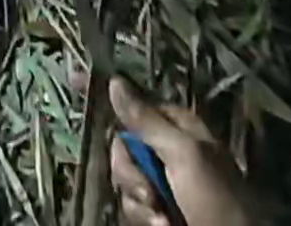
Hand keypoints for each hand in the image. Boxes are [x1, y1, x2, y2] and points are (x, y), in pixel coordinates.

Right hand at [108, 77, 259, 225]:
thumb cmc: (218, 202)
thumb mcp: (185, 155)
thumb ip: (146, 121)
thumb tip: (115, 81)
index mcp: (178, 126)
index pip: (134, 101)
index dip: (108, 93)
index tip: (72, 78)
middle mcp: (167, 150)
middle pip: (123, 145)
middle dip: (129, 171)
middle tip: (149, 192)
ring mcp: (163, 183)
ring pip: (125, 178)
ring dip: (138, 201)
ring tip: (162, 219)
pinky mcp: (158, 212)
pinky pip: (132, 206)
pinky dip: (143, 218)